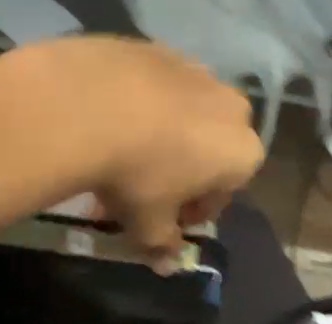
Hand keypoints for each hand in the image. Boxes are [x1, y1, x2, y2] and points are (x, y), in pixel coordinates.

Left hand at [15, 37, 265, 261]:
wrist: (88, 104)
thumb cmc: (138, 177)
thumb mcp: (150, 225)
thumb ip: (164, 246)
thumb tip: (168, 267)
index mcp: (243, 155)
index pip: (223, 196)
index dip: (192, 214)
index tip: (166, 222)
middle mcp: (233, 110)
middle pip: (208, 152)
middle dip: (181, 174)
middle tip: (145, 193)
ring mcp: (199, 72)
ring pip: (184, 120)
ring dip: (162, 142)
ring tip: (122, 159)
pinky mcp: (162, 50)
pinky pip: (158, 91)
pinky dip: (142, 109)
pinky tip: (110, 125)